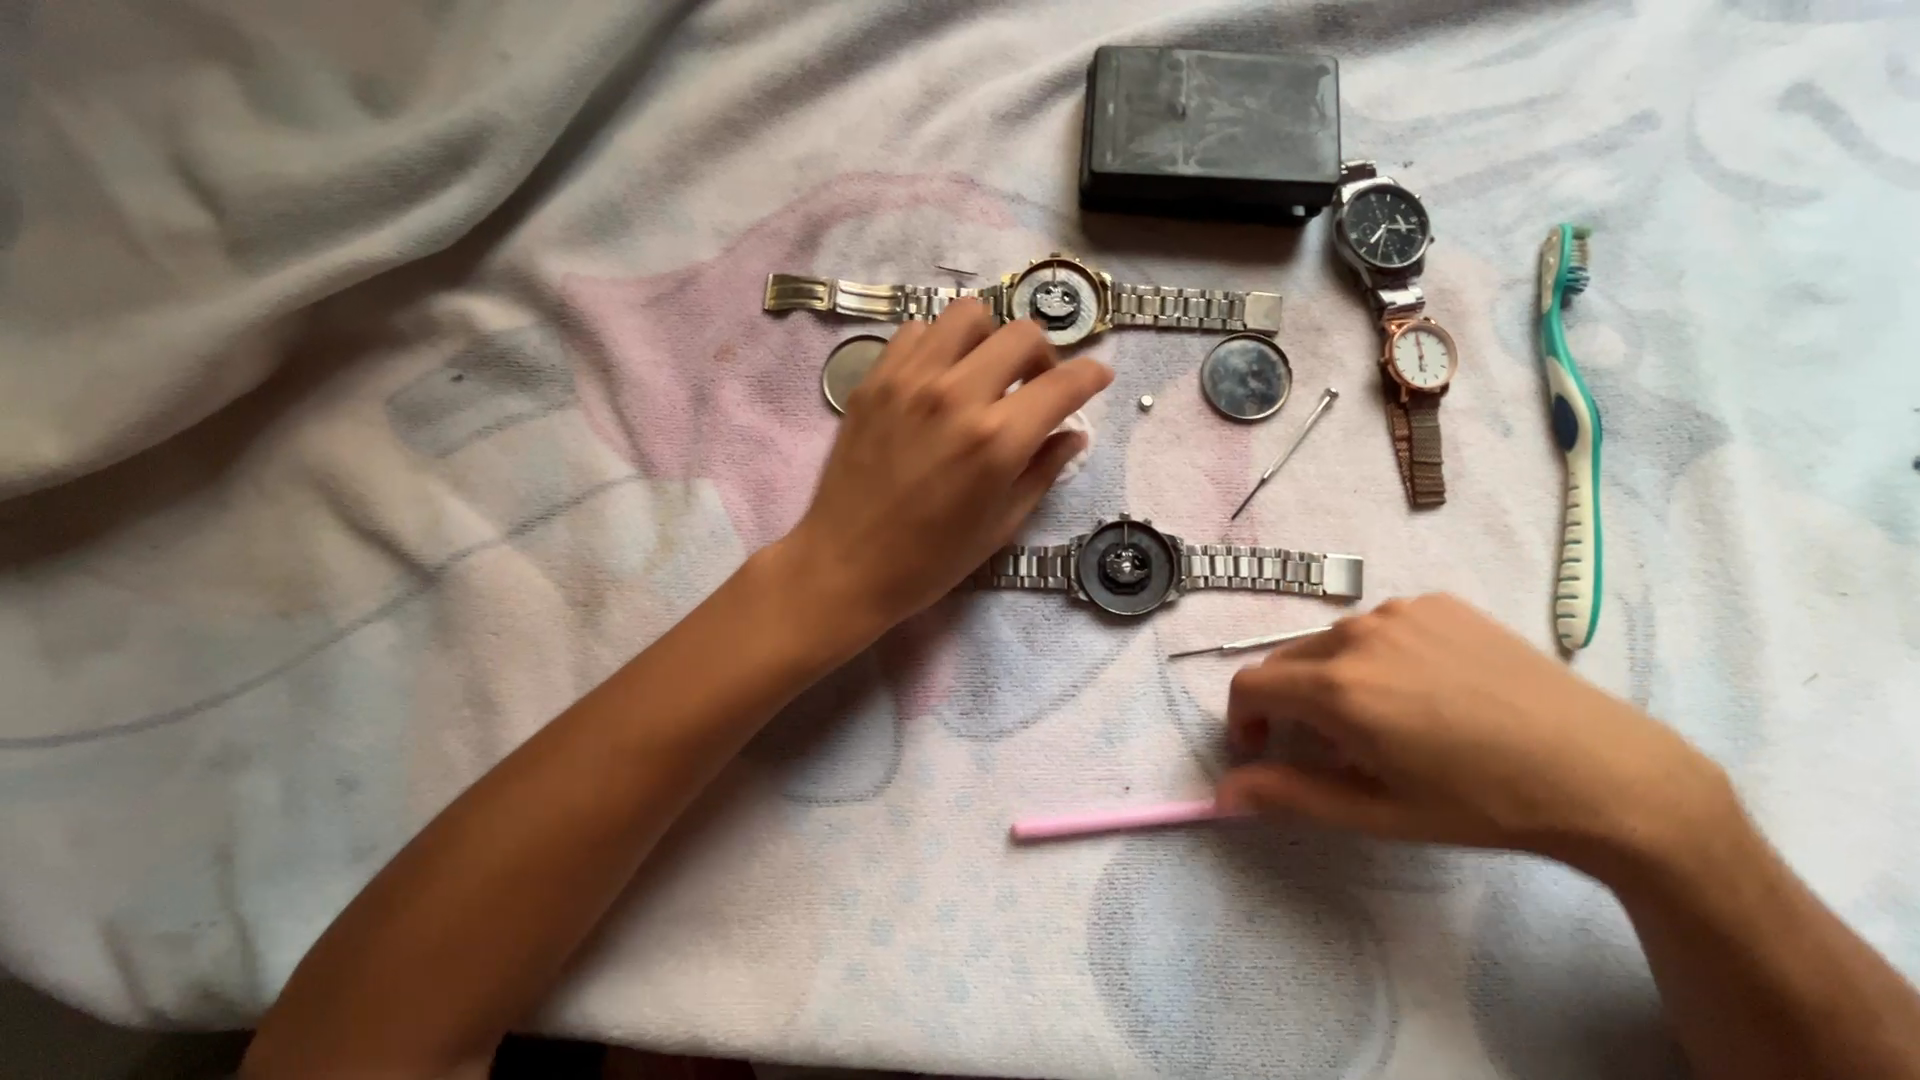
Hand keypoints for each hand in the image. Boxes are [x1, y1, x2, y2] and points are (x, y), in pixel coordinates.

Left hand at [778, 300, 1111, 633]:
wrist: (845, 565)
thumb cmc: (931, 559)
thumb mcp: (1002, 524)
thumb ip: (1043, 469)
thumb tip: (1073, 434)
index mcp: (996, 440)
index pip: (1063, 383)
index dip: (1092, 376)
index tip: (1098, 378)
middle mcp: (956, 395)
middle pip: (1021, 333)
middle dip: (1043, 355)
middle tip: (1035, 385)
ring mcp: (909, 381)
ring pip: (967, 316)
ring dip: (989, 339)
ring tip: (983, 373)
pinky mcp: (873, 380)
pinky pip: (916, 332)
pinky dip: (939, 345)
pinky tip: (938, 380)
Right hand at [1216, 594, 1737, 872]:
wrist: (1603, 771)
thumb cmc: (1482, 803)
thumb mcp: (1379, 813)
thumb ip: (1290, 797)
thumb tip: (1222, 796)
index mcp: (1338, 688)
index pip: (1250, 685)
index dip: (1243, 720)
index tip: (1264, 750)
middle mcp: (1359, 635)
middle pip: (1287, 660)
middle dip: (1286, 702)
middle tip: (1324, 747)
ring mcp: (1403, 612)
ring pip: (1334, 642)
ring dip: (1332, 677)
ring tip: (1381, 721)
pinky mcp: (1441, 603)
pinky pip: (1382, 625)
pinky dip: (1377, 654)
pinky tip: (1424, 690)